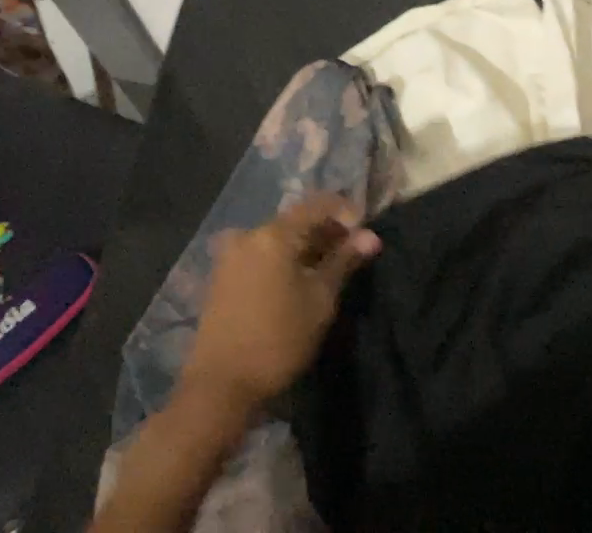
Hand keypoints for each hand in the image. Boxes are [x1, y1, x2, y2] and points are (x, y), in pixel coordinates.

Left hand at [178, 193, 381, 410]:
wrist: (220, 387)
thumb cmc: (278, 339)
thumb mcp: (320, 300)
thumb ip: (344, 261)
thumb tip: (371, 236)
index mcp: (273, 234)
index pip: (319, 204)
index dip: (347, 213)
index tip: (365, 234)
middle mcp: (248, 235)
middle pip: (297, 220)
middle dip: (327, 232)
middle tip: (352, 254)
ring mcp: (230, 255)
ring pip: (279, 238)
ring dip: (306, 247)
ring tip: (329, 270)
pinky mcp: (222, 276)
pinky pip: (262, 254)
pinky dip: (285, 259)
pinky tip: (299, 281)